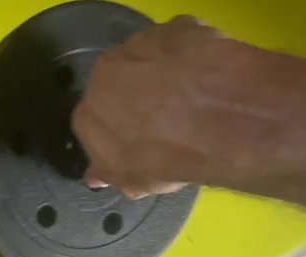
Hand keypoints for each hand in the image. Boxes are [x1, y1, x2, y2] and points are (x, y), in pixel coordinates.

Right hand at [72, 17, 297, 197]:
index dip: (113, 130)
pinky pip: (177, 41)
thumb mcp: (132, 183)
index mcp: (87, 114)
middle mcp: (104, 72)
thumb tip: (95, 174)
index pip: (93, 121)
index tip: (132, 140)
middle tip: (158, 116)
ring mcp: (141, 43)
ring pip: (145, 59)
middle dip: (131, 97)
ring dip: (158, 73)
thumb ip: (109, 173)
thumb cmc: (165, 160)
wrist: (217, 120)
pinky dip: (186, 54)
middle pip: (114, 83)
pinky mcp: (177, 25)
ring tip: (184, 94)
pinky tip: (201, 73)